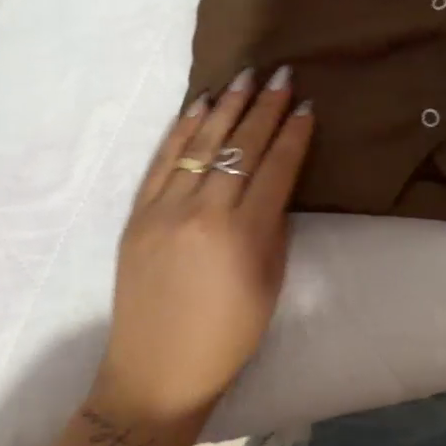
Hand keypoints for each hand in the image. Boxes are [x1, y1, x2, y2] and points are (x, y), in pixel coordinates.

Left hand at [94, 65, 313, 424]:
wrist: (156, 369)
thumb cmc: (227, 334)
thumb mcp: (270, 282)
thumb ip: (274, 224)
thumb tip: (276, 177)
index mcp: (244, 235)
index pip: (277, 167)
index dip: (294, 133)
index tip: (306, 104)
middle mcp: (205, 213)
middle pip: (241, 146)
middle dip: (266, 107)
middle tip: (282, 75)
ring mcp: (166, 210)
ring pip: (202, 144)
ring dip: (226, 106)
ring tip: (245, 76)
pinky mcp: (139, 213)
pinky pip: (163, 160)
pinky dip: (183, 128)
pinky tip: (199, 103)